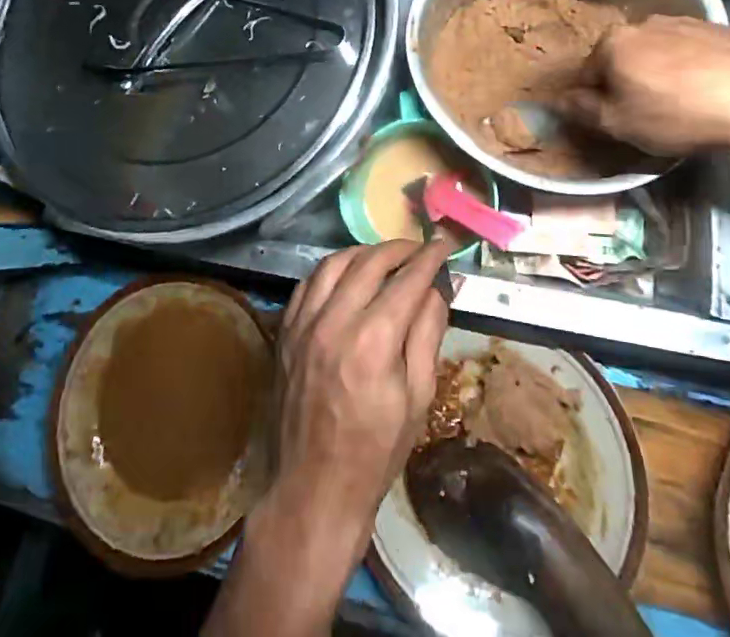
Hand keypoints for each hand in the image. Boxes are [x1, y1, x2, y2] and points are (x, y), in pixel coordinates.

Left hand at [270, 238, 458, 534]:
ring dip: (363, 253)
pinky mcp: (285, 332)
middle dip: (399, 249)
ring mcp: (303, 324)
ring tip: (385, 258)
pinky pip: (308, 283)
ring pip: (333, 264)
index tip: (444, 244)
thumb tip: (438, 288)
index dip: (430, 258)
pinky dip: (331, 270)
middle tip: (419, 249)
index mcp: (373, 341)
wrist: (314, 485)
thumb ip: (427, 333)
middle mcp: (334, 321)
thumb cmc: (377, 449)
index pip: (407, 280)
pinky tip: (347, 276)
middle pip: (369, 262)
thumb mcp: (418, 396)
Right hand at [558, 16, 729, 158]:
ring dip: (657, 72)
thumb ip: (580, 109)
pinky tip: (704, 90)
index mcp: (612, 43)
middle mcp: (643, 23)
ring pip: (656, 51)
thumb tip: (559, 97)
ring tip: (677, 102)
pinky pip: (691, 50)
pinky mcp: (720, 29)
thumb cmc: (675, 115)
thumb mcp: (617, 123)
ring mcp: (684, 21)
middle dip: (625, 81)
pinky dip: (690, 66)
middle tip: (643, 113)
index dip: (593, 101)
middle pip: (621, 58)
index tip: (609, 121)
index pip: (586, 74)